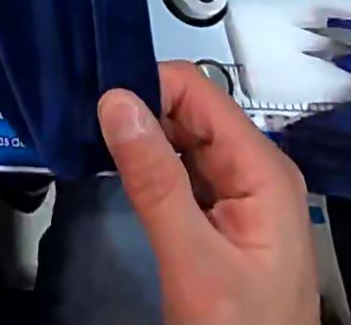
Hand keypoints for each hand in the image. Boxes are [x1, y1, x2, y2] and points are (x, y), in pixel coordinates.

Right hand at [99, 62, 318, 324]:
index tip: (99, 104)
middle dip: (141, 110)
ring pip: (181, 135)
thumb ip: (155, 181)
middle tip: (89, 123)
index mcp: (261, 167)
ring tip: (96, 138)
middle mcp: (254, 166)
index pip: (198, 91)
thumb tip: (115, 100)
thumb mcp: (194, 263)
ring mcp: (238, 188)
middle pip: (189, 110)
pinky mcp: (221, 210)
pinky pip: (180, 165)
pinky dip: (149, 161)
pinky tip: (120, 165)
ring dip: (142, 134)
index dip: (149, 87)